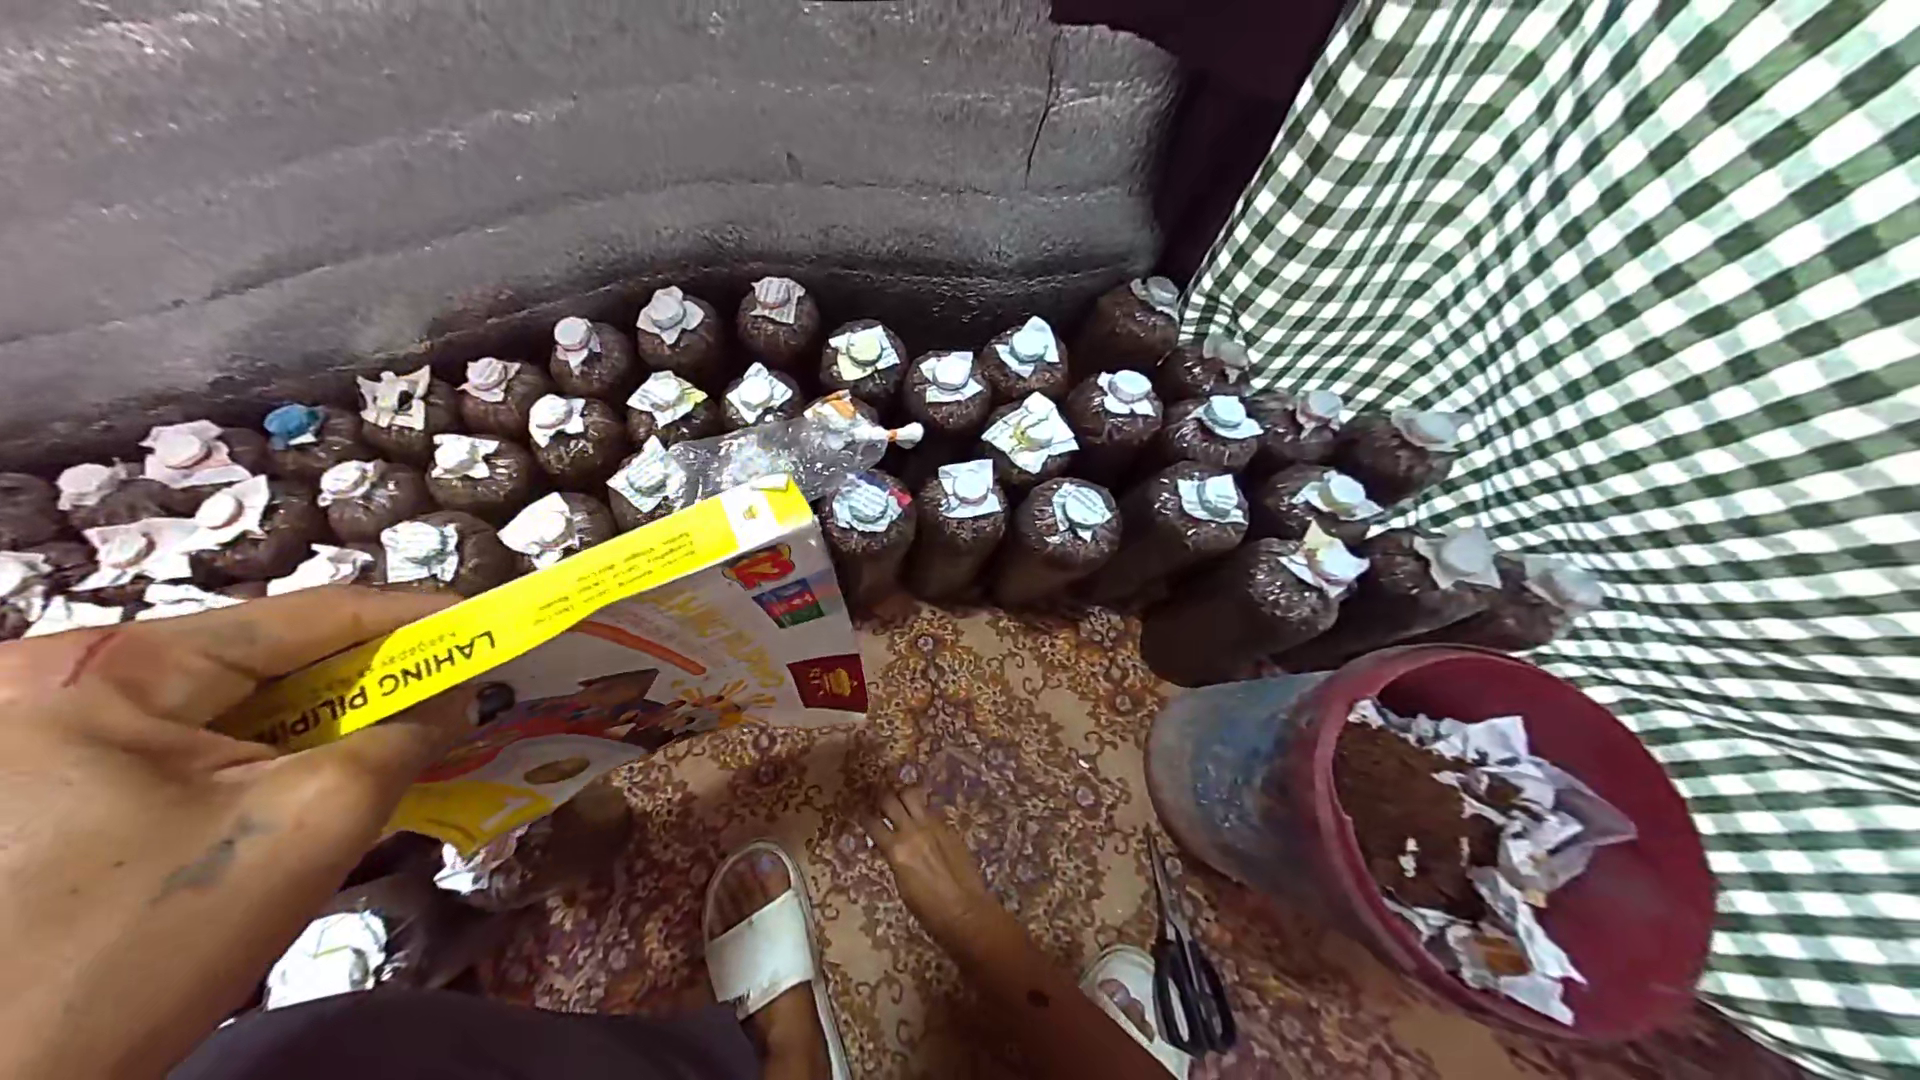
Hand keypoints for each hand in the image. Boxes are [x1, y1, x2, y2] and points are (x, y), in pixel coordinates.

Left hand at [0, 586, 470, 1079]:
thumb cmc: (142, 946)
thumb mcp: (312, 822)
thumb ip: (410, 736)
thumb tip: (468, 695)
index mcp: (106, 670)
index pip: (310, 614)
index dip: (419, 617)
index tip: (492, 629)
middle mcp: (64, 683)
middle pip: (275, 657)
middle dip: (381, 676)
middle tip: (464, 689)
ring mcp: (46, 737)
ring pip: (245, 702)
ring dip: (339, 717)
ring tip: (416, 731)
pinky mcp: (50, 788)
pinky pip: (208, 745)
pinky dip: (287, 752)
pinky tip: (335, 775)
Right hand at [861, 787, 1004, 946]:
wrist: (965, 910)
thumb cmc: (928, 909)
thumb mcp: (901, 884)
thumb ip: (894, 857)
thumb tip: (890, 845)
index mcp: (896, 849)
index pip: (873, 823)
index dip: (865, 817)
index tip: (861, 813)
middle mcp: (912, 830)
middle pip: (890, 800)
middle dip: (881, 799)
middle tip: (879, 803)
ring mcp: (932, 824)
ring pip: (911, 794)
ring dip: (902, 795)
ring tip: (900, 800)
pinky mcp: (948, 825)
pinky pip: (930, 808)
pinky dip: (921, 808)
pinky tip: (920, 814)